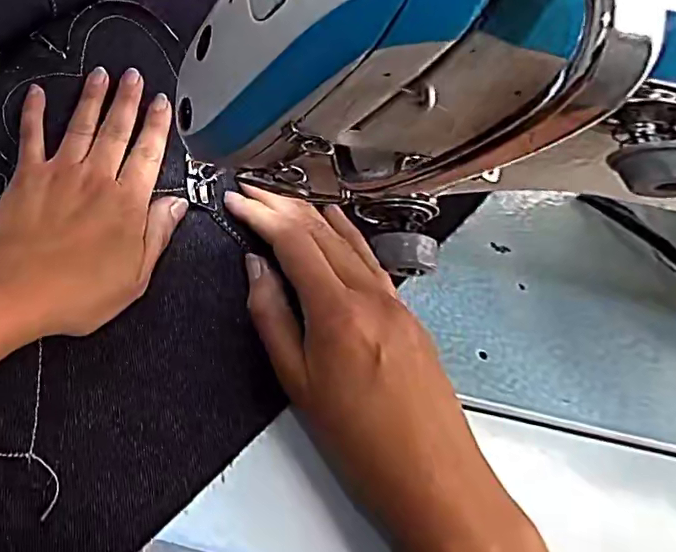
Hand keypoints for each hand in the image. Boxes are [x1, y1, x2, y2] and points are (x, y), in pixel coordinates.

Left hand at [0, 67, 187, 338]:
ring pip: (82, 124)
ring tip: (101, 74)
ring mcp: (61, 171)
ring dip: (93, 96)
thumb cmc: (76, 292)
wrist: (16, 289)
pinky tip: (37, 92)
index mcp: (126, 202)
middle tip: (134, 75)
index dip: (157, 125)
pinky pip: (32, 136)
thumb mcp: (134, 276)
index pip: (148, 153)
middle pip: (117, 129)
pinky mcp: (29, 174)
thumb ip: (157, 235)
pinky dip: (34, 112)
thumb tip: (178, 205)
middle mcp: (97, 177)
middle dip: (128, 99)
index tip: (161, 103)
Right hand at [227, 186, 544, 551]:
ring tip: (282, 200)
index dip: (259, 213)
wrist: (437, 483)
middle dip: (279, 203)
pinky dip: (344, 233)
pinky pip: (368, 256)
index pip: (291, 239)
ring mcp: (392, 300)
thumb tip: (256, 270)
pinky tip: (336, 225)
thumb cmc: (368, 446)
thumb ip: (271, 316)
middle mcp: (370, 295)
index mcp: (337, 311)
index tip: (237, 201)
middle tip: (251, 193)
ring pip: (345, 237)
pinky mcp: (406, 311)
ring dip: (309, 212)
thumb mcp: (297, 383)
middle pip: (318, 228)